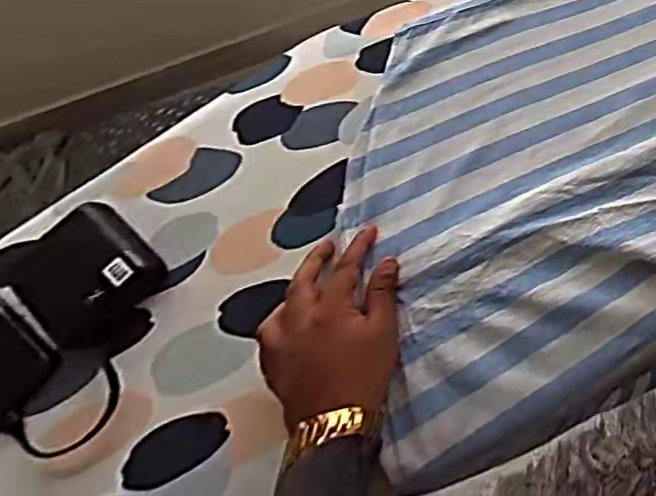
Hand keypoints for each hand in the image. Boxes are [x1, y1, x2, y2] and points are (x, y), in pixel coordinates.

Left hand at [256, 225, 401, 429]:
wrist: (334, 423)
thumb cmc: (365, 372)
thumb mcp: (383, 330)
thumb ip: (382, 293)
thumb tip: (386, 262)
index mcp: (329, 309)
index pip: (344, 268)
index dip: (358, 247)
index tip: (368, 231)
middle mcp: (299, 321)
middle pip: (303, 281)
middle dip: (317, 258)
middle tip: (329, 245)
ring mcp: (281, 343)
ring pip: (280, 307)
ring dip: (295, 289)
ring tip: (306, 283)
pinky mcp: (273, 364)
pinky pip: (269, 332)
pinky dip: (280, 318)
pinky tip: (288, 321)